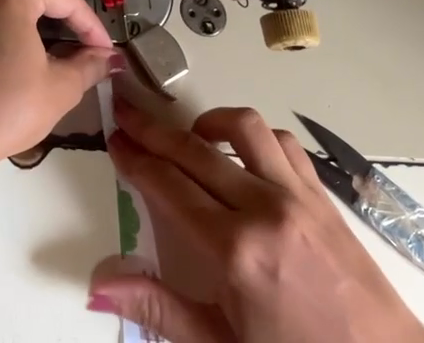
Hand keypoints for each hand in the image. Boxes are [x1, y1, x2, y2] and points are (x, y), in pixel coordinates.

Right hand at [90, 96, 423, 342]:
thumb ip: (159, 309)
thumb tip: (100, 285)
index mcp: (233, 250)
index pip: (167, 185)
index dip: (134, 158)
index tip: (114, 139)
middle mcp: (264, 210)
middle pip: (194, 149)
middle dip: (152, 128)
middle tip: (127, 114)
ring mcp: (298, 197)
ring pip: (245, 128)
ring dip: (209, 121)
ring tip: (189, 134)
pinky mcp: (324, 196)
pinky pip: (285, 144)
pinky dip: (256, 137)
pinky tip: (242, 155)